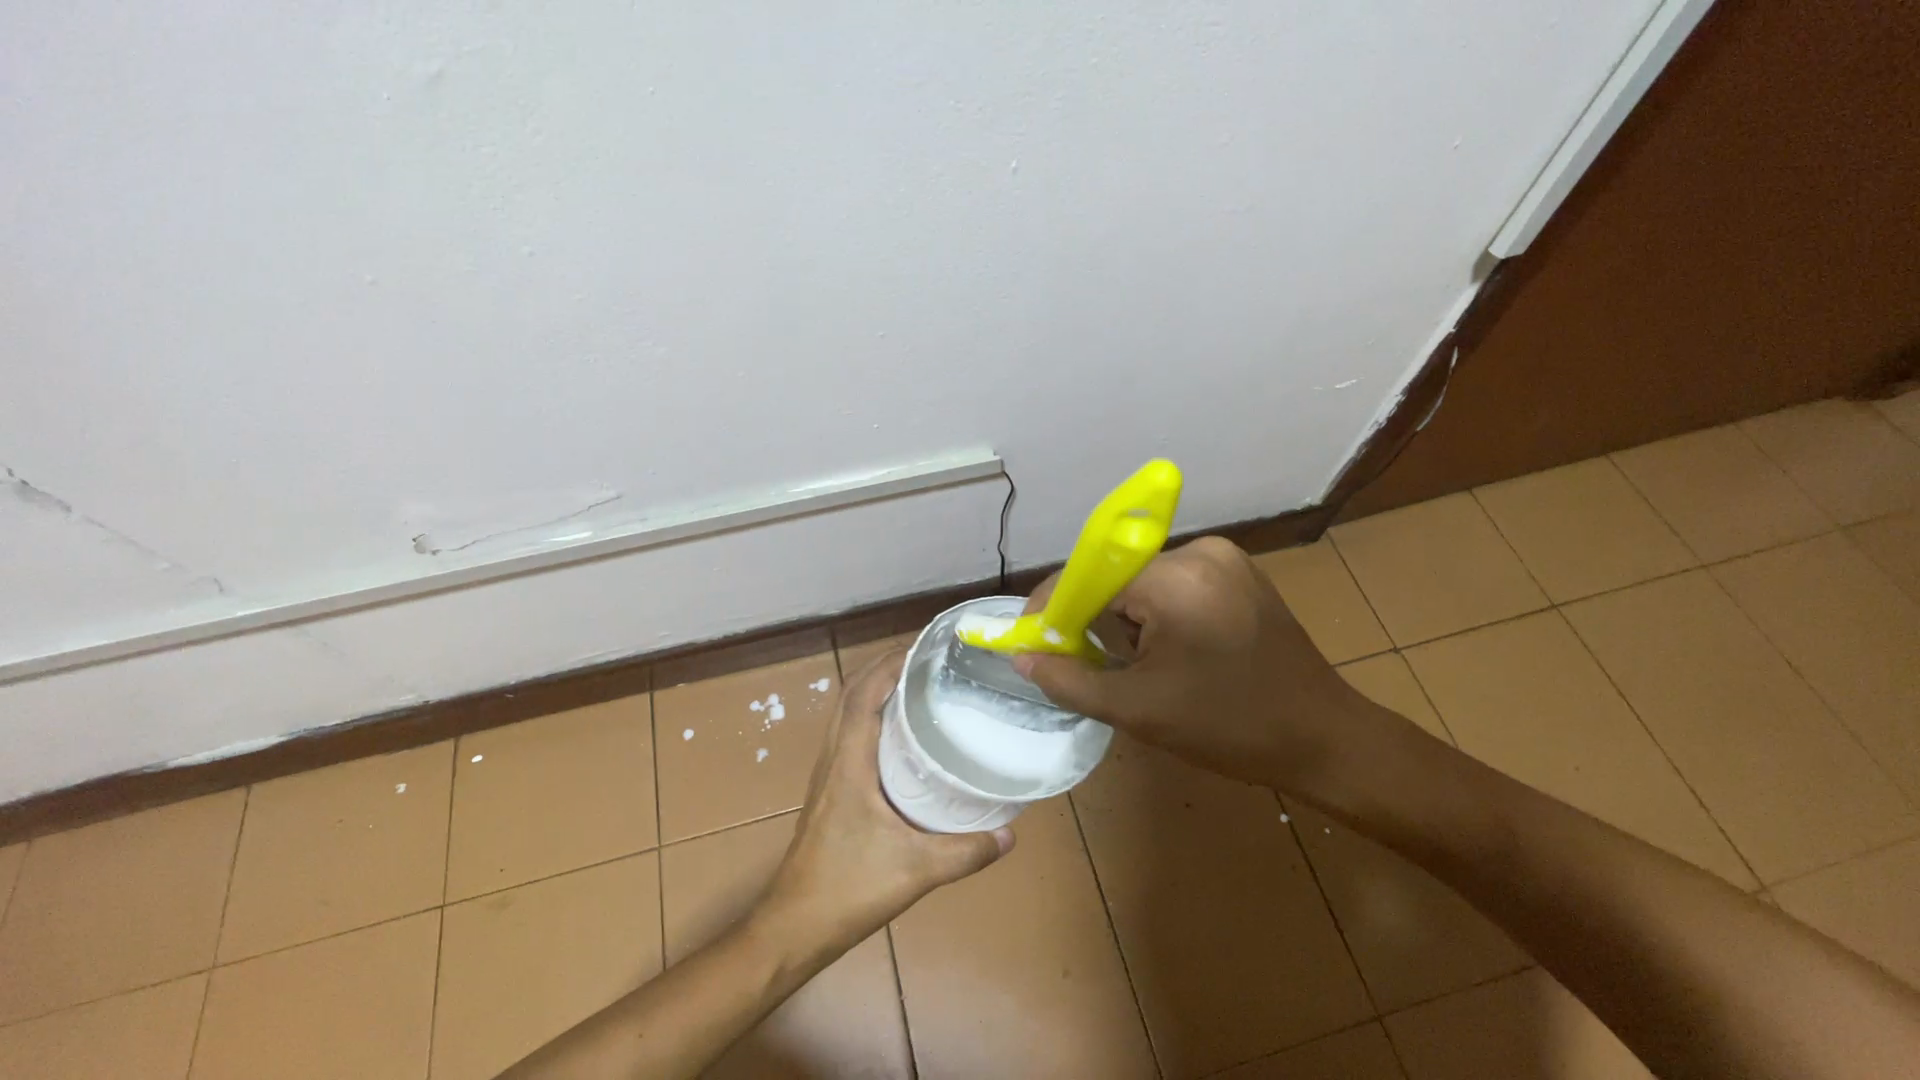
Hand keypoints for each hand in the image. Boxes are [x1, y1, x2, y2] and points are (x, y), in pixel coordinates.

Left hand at [757, 651, 1013, 950]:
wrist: (795, 925)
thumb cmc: (849, 889)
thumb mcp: (917, 870)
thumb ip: (967, 852)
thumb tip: (1012, 833)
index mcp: (849, 762)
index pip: (864, 693)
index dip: (891, 662)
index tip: (927, 645)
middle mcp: (833, 757)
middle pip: (851, 692)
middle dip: (885, 666)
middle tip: (929, 658)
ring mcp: (827, 773)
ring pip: (846, 712)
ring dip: (875, 688)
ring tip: (918, 683)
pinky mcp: (829, 789)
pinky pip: (848, 734)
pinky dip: (871, 715)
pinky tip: (902, 734)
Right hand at [1015, 536, 1390, 792]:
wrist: (1322, 737)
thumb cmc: (1227, 727)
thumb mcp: (1137, 709)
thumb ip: (1070, 679)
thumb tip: (1022, 659)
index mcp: (1174, 579)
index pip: (1087, 576)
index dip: (1050, 607)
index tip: (1028, 641)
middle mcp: (1199, 552)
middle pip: (1114, 576)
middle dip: (1091, 618)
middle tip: (1082, 664)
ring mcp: (1225, 559)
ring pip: (1143, 581)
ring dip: (1126, 618)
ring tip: (1134, 667)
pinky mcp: (1240, 573)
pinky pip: (1175, 584)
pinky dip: (1156, 612)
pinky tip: (1166, 653)